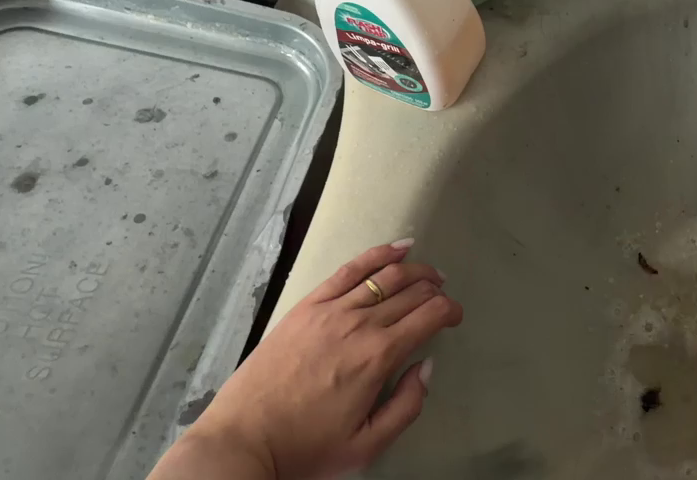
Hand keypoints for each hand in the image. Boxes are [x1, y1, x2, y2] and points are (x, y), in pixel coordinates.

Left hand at [150, 240, 463, 479]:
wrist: (241, 443)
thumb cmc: (304, 449)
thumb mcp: (364, 446)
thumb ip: (406, 406)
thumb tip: (426, 366)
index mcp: (379, 357)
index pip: (430, 316)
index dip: (450, 311)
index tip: (455, 317)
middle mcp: (361, 324)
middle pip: (412, 292)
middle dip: (436, 291)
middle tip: (442, 297)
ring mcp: (333, 309)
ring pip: (387, 275)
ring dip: (416, 270)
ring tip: (429, 273)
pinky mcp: (309, 304)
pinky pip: (351, 269)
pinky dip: (379, 253)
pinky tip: (399, 248)